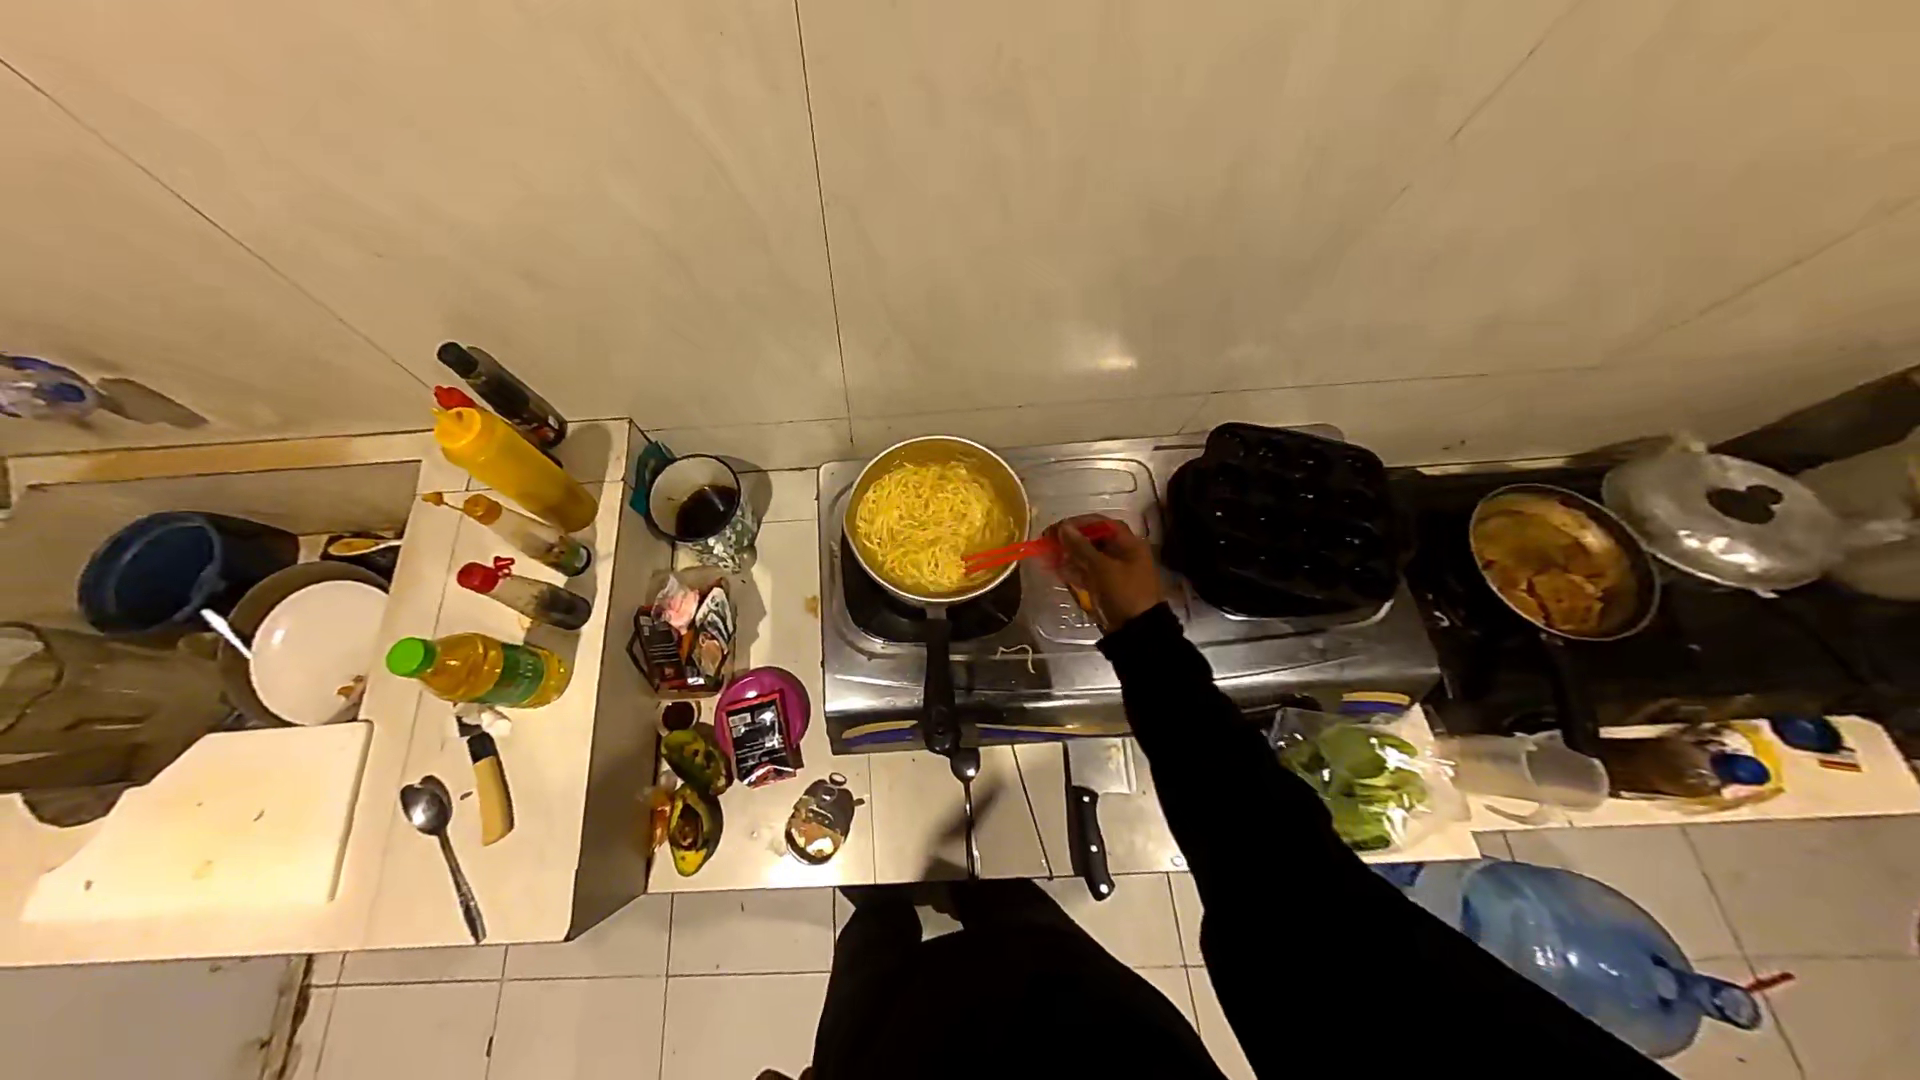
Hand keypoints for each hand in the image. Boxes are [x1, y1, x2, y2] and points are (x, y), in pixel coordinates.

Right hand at [1047, 515, 1161, 631]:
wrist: (1137, 631)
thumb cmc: (1124, 593)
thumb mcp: (1102, 568)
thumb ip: (1081, 547)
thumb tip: (1063, 528)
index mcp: (1128, 544)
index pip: (1101, 524)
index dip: (1079, 523)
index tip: (1058, 528)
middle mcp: (1122, 553)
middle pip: (1093, 540)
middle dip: (1070, 540)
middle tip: (1048, 542)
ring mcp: (1113, 571)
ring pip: (1087, 557)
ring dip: (1068, 555)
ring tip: (1048, 557)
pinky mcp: (1105, 586)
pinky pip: (1087, 573)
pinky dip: (1073, 571)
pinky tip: (1056, 570)